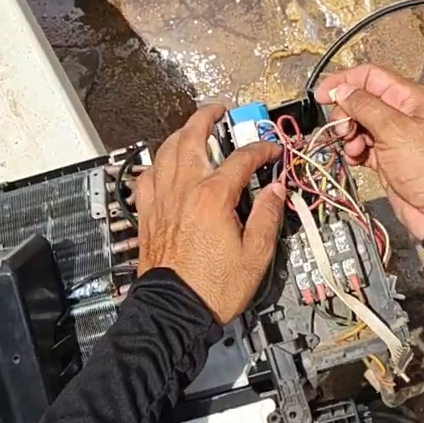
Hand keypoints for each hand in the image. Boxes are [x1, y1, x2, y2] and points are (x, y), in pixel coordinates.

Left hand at [133, 105, 287, 322]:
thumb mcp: (256, 255)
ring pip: (165, 150)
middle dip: (208, 118)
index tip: (273, 152)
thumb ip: (268, 216)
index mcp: (213, 197)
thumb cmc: (212, 288)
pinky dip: (156, 163)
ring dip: (180, 133)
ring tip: (192, 128)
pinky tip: (164, 164)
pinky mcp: (148, 214)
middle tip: (220, 112)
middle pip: (192, 137)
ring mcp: (162, 200)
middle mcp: (184, 191)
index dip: (262, 150)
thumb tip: (276, 191)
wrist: (175, 310)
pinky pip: (146, 176)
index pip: (242, 159)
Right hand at [314, 65, 423, 241]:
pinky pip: (362, 149)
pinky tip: (357, 160)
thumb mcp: (396, 129)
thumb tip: (342, 89)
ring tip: (354, 149)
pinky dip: (354, 153)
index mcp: (407, 98)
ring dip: (348, 136)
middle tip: (342, 129)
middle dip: (345, 113)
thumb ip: (365, 106)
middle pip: (360, 101)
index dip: (343, 82)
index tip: (322, 95)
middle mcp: (400, 115)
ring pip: (358, 126)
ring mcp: (393, 138)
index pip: (369, 77)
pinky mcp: (387, 160)